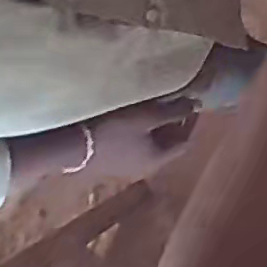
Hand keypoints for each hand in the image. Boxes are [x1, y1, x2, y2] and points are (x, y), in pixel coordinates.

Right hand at [6, 97, 197, 196]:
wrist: (67, 147)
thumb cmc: (113, 130)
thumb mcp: (147, 117)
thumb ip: (174, 112)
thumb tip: (198, 105)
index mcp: (157, 160)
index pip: (185, 141)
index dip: (191, 121)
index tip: (192, 101)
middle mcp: (144, 167)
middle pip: (167, 143)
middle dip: (173, 122)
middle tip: (174, 98)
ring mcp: (124, 166)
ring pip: (149, 143)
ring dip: (155, 125)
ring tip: (154, 102)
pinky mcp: (109, 160)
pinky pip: (133, 144)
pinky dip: (139, 130)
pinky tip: (132, 115)